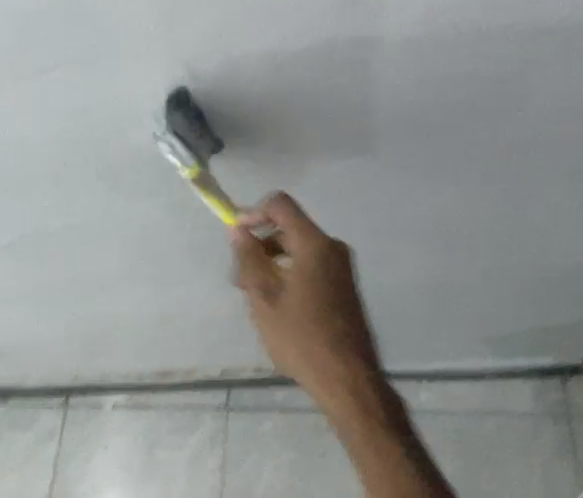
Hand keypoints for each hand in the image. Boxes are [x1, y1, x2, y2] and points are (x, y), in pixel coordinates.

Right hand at [231, 192, 382, 399]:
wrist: (347, 377)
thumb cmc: (301, 336)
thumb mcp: (264, 297)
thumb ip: (249, 258)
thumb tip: (237, 229)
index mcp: (314, 243)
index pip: (280, 205)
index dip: (253, 213)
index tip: (235, 237)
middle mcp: (331, 246)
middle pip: (289, 228)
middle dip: (260, 245)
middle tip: (238, 280)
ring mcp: (341, 266)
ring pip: (298, 249)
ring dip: (272, 262)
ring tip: (254, 298)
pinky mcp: (343, 285)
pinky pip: (311, 265)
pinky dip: (289, 273)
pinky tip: (277, 305)